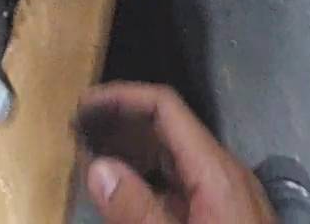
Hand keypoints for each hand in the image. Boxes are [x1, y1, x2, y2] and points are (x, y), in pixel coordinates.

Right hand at [80, 83, 275, 223]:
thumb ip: (137, 211)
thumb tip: (97, 167)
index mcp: (216, 171)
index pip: (165, 108)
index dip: (123, 98)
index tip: (84, 105)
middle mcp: (226, 175)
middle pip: (169, 129)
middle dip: (123, 124)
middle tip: (80, 133)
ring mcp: (230, 200)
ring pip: (176, 159)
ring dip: (135, 153)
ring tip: (94, 160)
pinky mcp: (227, 222)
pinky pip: (183, 187)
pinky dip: (151, 183)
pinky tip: (128, 201)